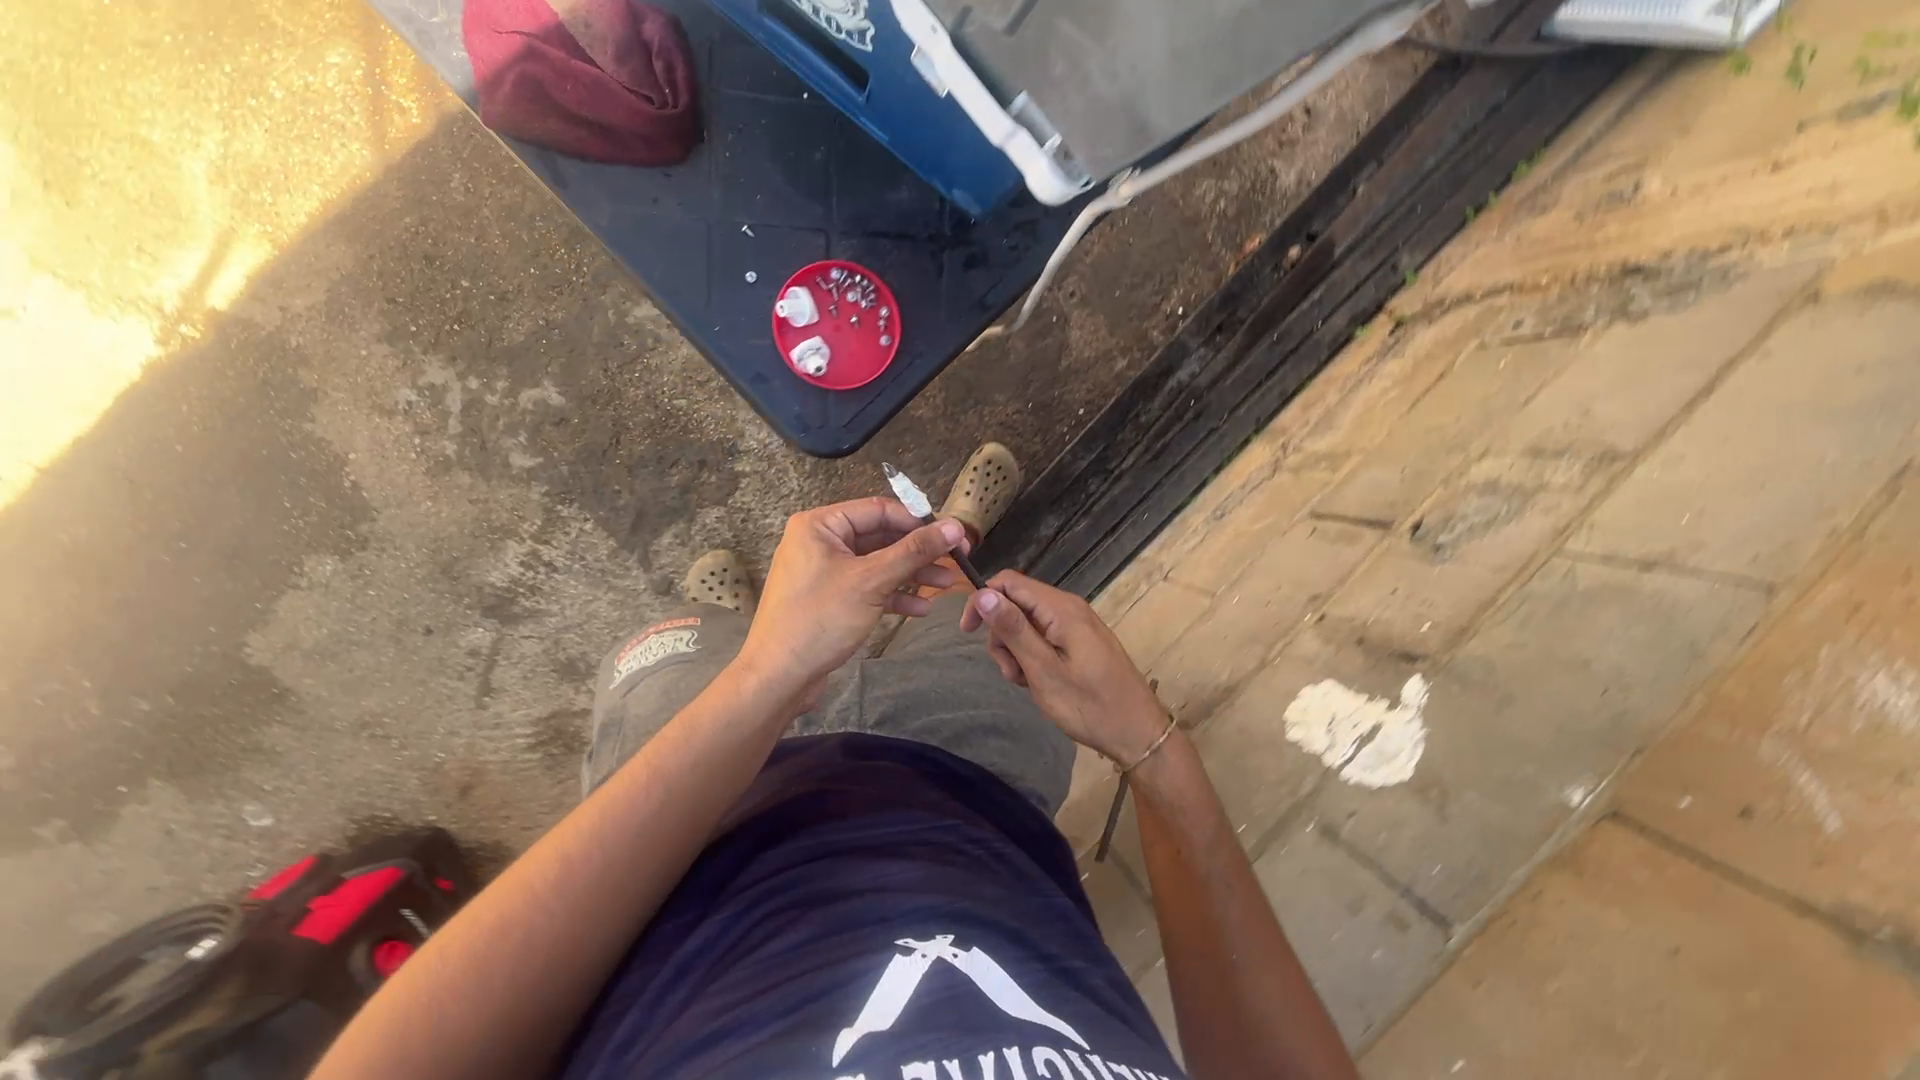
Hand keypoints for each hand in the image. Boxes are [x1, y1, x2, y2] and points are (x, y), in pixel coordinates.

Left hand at [737, 498, 964, 701]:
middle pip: (880, 536)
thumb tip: (955, 527)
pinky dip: (893, 594)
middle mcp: (820, 542)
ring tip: (946, 585)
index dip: (918, 521)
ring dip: (911, 574)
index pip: (879, 510)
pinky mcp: (829, 599)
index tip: (952, 535)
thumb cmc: (820, 619)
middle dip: (918, 551)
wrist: (779, 676)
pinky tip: (920, 608)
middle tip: (956, 560)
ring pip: (877, 564)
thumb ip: (914, 552)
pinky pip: (867, 587)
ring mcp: (824, 572)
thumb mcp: (871, 581)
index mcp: (820, 525)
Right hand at [962, 570, 1169, 764]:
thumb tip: (982, 593)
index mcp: (1061, 609)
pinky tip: (1039, 682)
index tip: (968, 633)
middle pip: (1016, 603)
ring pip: (1027, 623)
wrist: (1137, 732)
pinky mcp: (1080, 640)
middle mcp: (1069, 607)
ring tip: (1026, 682)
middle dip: (1002, 635)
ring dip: (1016, 651)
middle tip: (1011, 672)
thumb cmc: (1089, 705)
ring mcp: (1077, 624)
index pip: (1008, 582)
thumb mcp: (1043, 670)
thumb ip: (1013, 630)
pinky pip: (1044, 636)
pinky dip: (1033, 657)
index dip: (982, 601)